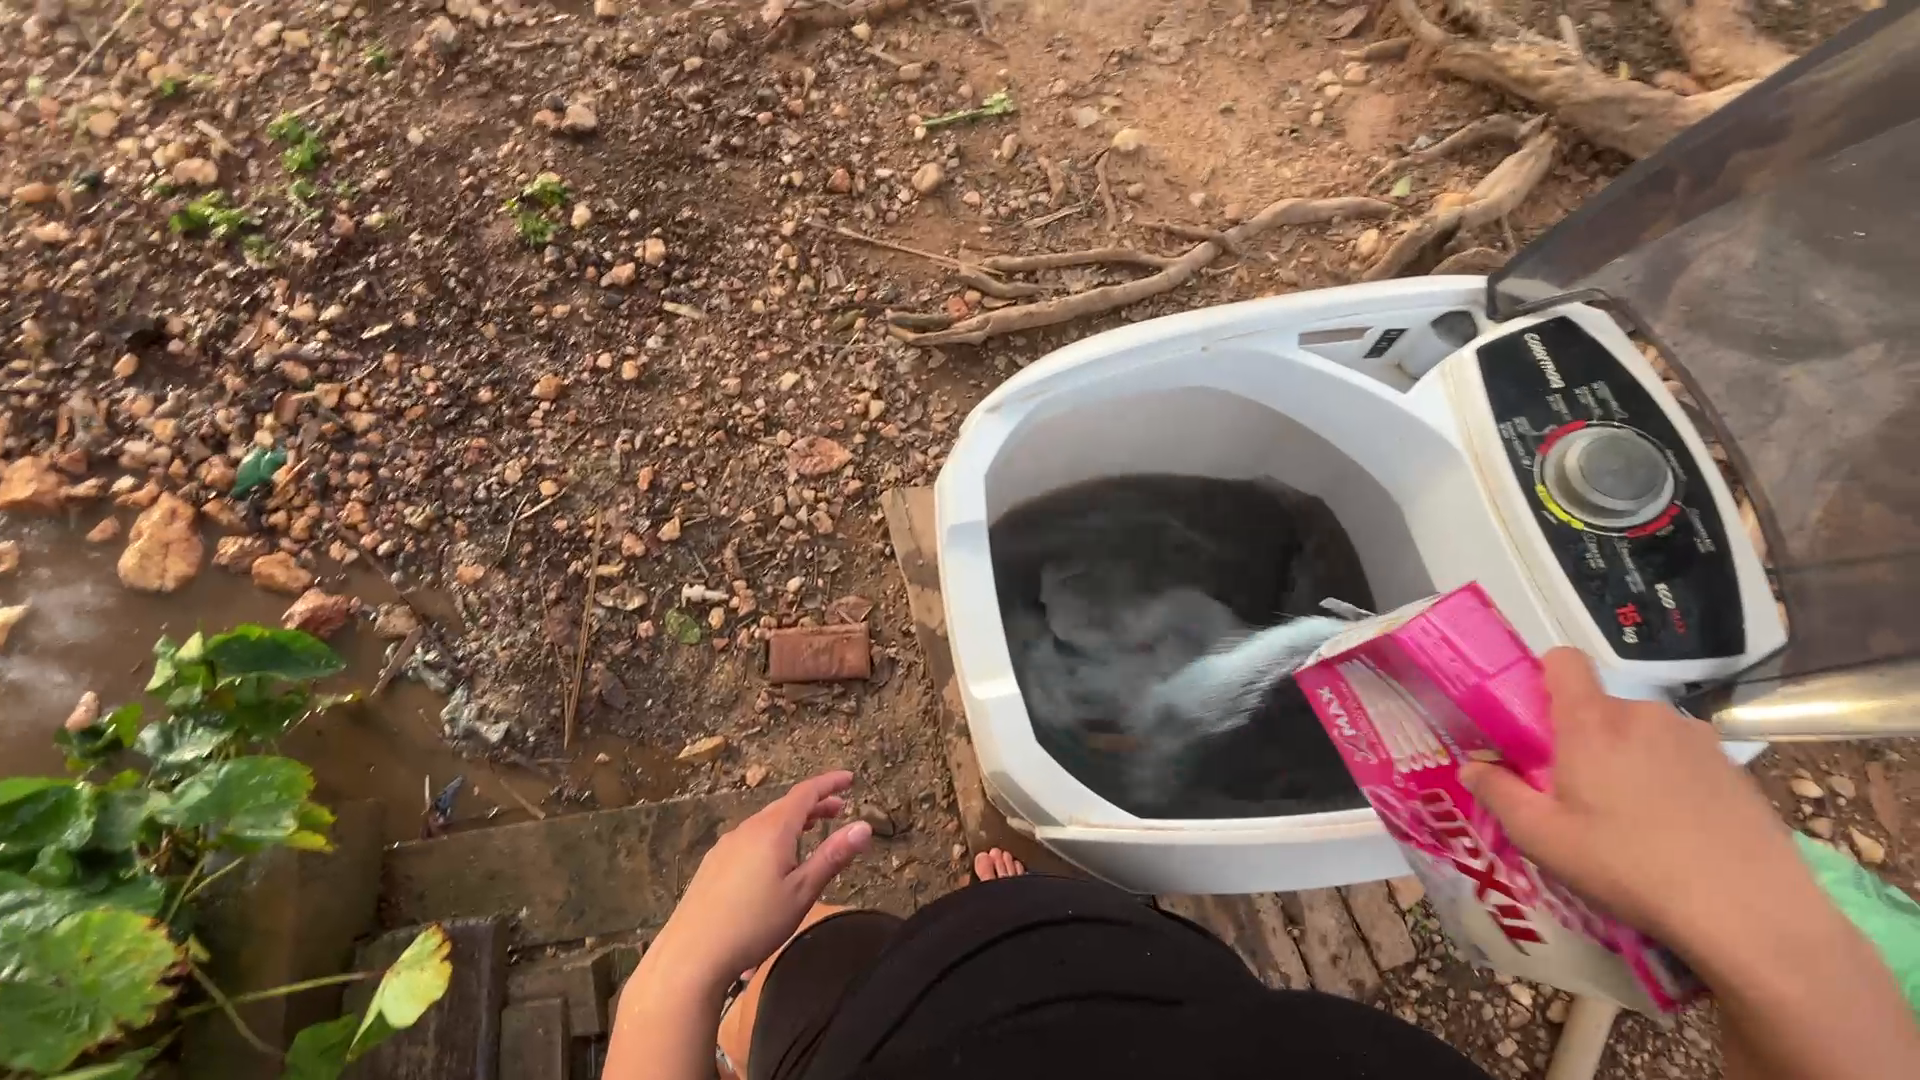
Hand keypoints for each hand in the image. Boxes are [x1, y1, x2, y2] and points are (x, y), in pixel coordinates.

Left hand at [647, 771, 873, 989]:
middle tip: (839, 810)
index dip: (830, 783)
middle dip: (815, 803)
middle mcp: (748, 829)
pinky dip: (772, 836)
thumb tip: (864, 826)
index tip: (850, 779)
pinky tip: (773, 860)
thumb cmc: (755, 923)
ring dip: (793, 821)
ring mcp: (726, 846)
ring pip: (766, 822)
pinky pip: (750, 838)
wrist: (691, 956)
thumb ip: (833, 856)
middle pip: (786, 805)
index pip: (806, 793)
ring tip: (810, 831)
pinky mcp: (712, 865)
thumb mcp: (803, 892)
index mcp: (773, 830)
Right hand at [1459, 648, 1806, 945]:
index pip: (1564, 661)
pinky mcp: (1736, 770)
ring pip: (1641, 732)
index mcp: (1592, 722)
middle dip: (1581, 735)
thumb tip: (1471, 769)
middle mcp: (1645, 716)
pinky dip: (1668, 778)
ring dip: (1625, 756)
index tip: (1532, 719)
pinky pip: (1681, 757)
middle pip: (1599, 706)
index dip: (1542, 677)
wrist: (1753, 916)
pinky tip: (1674, 828)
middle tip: (1573, 788)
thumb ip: (1497, 793)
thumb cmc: (1627, 866)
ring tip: (1628, 814)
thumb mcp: (1540, 837)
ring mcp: (1698, 740)